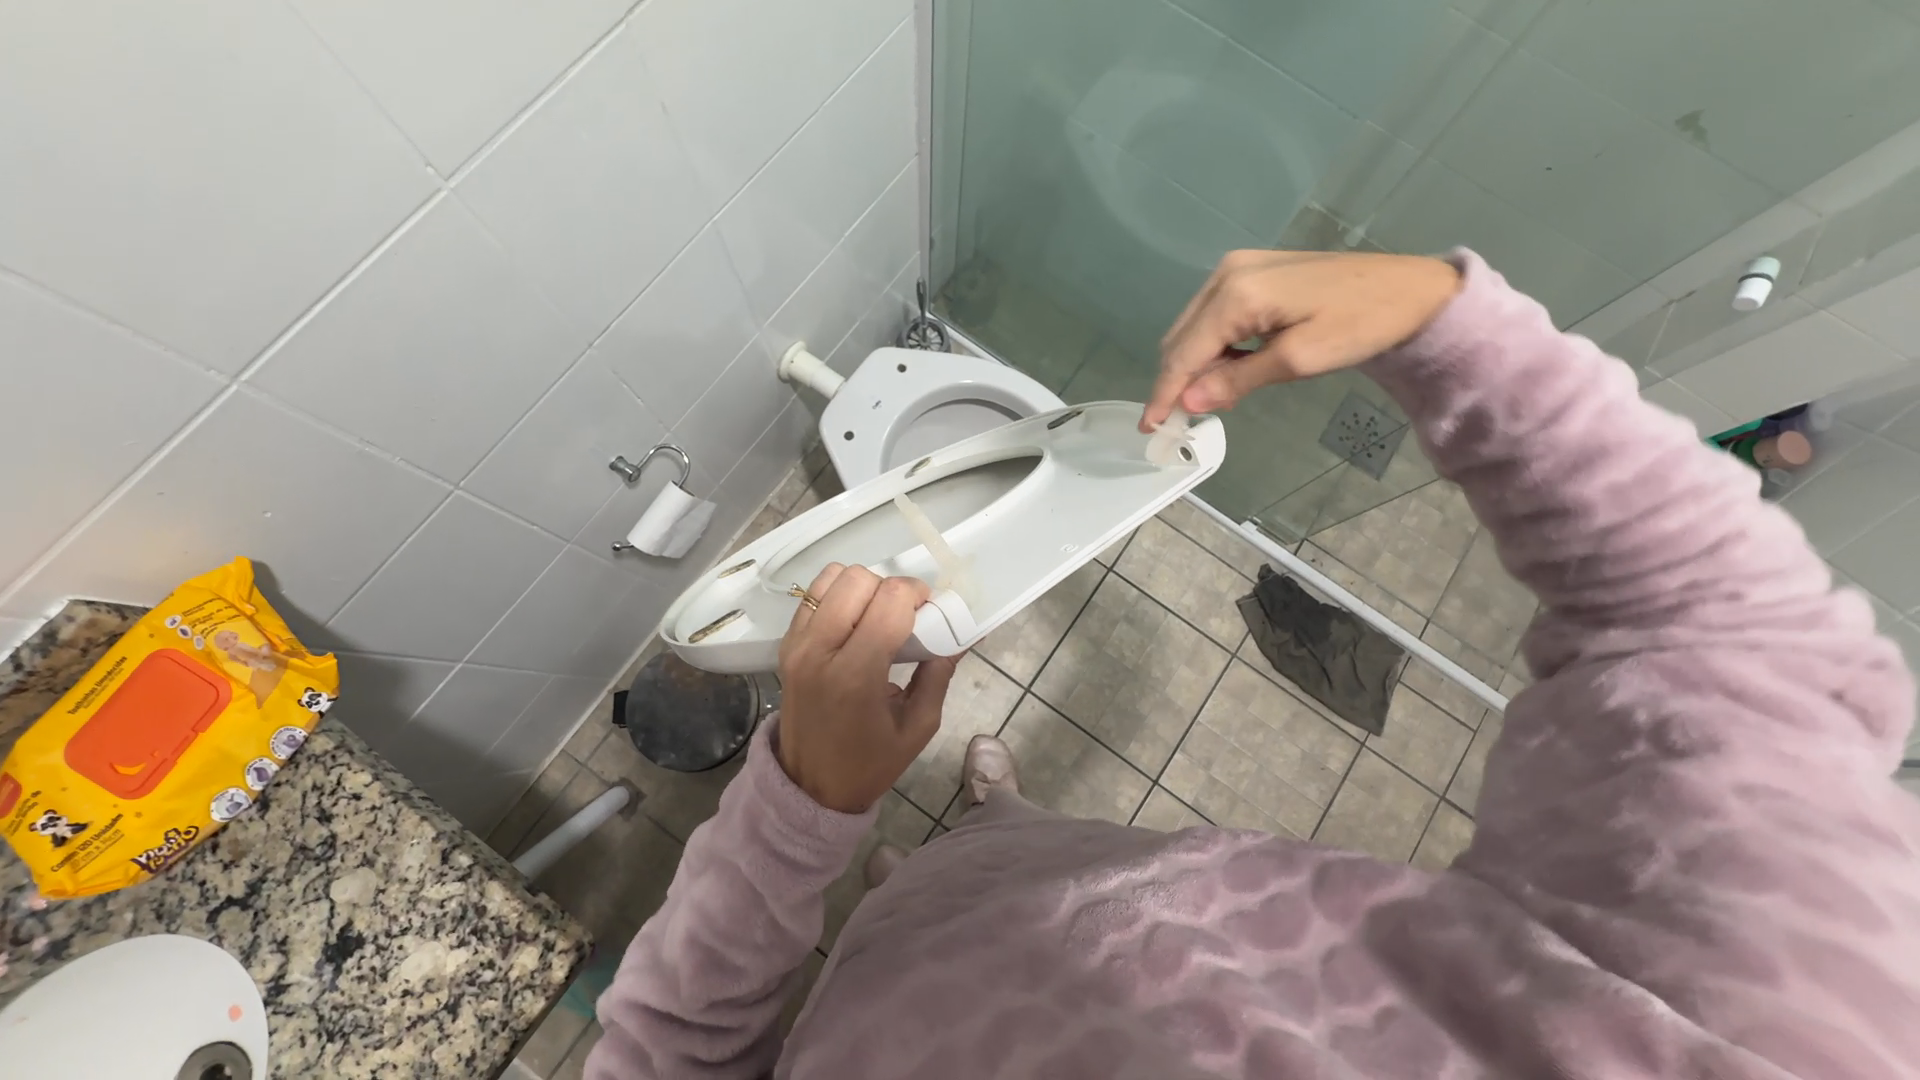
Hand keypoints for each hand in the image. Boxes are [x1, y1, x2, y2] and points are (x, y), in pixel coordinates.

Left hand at [775, 564, 957, 813]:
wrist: (810, 787)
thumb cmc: (869, 763)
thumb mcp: (918, 727)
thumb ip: (939, 674)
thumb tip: (961, 635)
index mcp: (855, 674)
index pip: (890, 601)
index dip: (917, 595)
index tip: (928, 613)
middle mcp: (820, 650)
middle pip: (859, 580)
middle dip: (891, 589)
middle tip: (905, 617)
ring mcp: (797, 644)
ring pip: (833, 578)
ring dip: (863, 588)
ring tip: (877, 617)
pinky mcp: (787, 644)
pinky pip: (813, 595)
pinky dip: (838, 596)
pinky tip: (854, 622)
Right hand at [1142, 250, 1461, 431]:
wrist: (1412, 289)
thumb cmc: (1361, 324)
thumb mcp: (1298, 360)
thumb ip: (1237, 381)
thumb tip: (1188, 402)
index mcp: (1237, 293)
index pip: (1184, 352)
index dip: (1165, 393)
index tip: (1150, 428)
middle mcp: (1226, 274)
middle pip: (1180, 338)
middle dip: (1178, 381)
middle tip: (1188, 420)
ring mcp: (1236, 269)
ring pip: (1193, 329)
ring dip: (1197, 366)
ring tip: (1220, 397)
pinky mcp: (1250, 272)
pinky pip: (1213, 317)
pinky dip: (1215, 348)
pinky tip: (1234, 369)